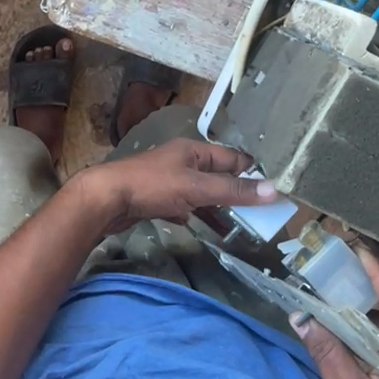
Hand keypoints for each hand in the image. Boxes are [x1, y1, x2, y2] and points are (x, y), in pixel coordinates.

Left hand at [72, 138, 277, 234]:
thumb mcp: (197, 188)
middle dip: (236, 193)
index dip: (253, 173)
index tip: (274, 191)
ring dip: (216, 208)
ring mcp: (167, 180)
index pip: (232, 158)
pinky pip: (182, 206)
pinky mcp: (154, 199)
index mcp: (193, 150)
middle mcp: (181, 161)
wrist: (104, 199)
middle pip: (217, 176)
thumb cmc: (151, 186)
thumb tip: (274, 190)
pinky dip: (193, 215)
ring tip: (238, 227)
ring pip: (200, 193)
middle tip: (260, 214)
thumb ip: (233, 190)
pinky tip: (201, 226)